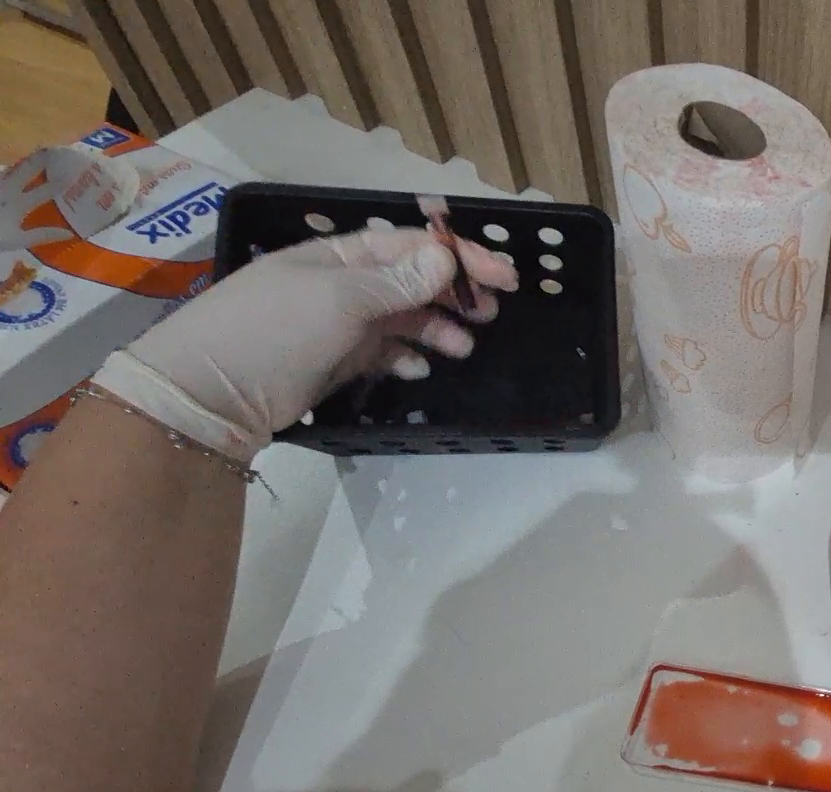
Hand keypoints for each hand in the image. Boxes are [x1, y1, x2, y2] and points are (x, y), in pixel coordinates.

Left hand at [91, 228, 516, 460]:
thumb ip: (395, 282)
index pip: (409, 247)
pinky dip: (411, 357)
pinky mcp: (345, 359)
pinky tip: (419, 368)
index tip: (504, 275)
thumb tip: (445, 259)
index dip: (458, 256)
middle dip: (456, 293)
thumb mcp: (337, 300)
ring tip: (463, 349)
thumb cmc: (272, 332)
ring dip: (440, 329)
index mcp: (338, 259)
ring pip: (409, 319)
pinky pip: (391, 352)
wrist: (212, 393)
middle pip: (414, 281)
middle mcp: (345, 285)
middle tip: (492, 311)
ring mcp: (345, 324)